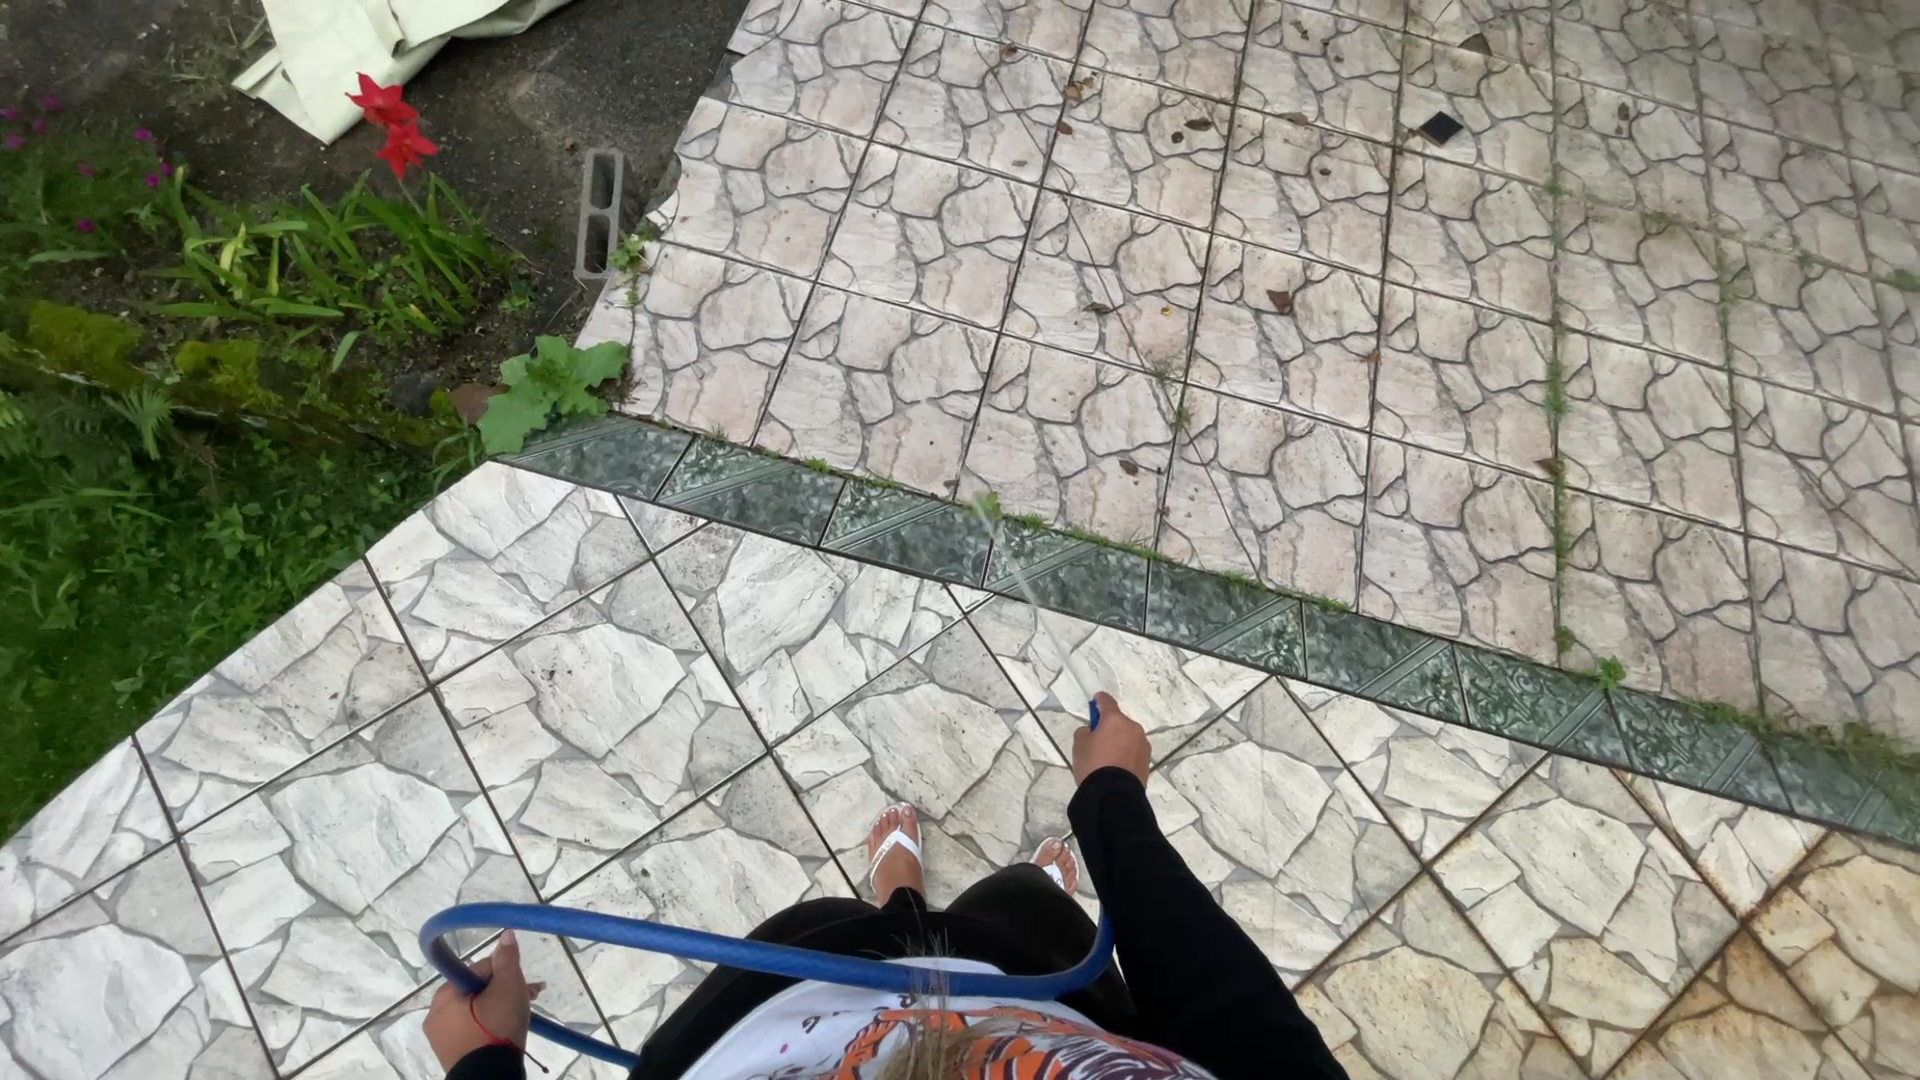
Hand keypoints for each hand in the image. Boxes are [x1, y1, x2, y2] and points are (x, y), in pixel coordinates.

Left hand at [424, 930, 545, 1070]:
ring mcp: (442, 1037)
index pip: (480, 968)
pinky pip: (475, 1026)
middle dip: (507, 987)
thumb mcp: (508, 985)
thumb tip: (505, 933)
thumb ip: (507, 958)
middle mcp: (436, 1016)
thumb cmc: (496, 1024)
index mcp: (444, 996)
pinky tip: (511, 1023)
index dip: (504, 971)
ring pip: (479, 1007)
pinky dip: (493, 1020)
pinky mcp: (453, 1052)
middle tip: (531, 993)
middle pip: (480, 988)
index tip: (522, 980)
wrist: (489, 1076)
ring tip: (528, 1006)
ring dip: (504, 1002)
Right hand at [1072, 692, 1149, 786]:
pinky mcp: (1147, 760)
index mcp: (1115, 720)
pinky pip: (1133, 750)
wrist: (1114, 795)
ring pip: (1127, 736)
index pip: (1106, 701)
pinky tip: (1117, 766)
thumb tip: (1093, 732)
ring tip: (1108, 758)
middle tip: (1097, 741)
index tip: (1095, 703)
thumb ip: (1085, 731)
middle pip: (1118, 721)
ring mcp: (1142, 744)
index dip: (1098, 700)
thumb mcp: (1079, 745)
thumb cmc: (1093, 765)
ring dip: (1119, 740)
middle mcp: (1132, 728)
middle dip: (1109, 726)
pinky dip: (1126, 753)